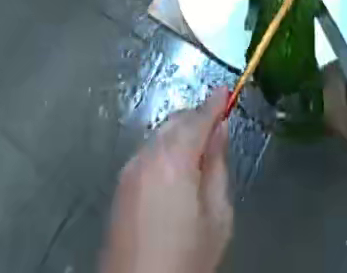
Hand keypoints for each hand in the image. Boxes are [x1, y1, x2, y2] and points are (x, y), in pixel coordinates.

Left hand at [100, 90, 232, 272]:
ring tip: (200, 149)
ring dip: (180, 134)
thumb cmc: (186, 259)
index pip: (198, 118)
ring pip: (159, 135)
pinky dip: (165, 149)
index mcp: (174, 157)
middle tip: (217, 124)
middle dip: (196, 118)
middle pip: (175, 121)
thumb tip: (220, 130)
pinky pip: (148, 153)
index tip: (226, 90)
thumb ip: (218, 167)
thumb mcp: (216, 218)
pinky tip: (177, 169)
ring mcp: (130, 168)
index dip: (214, 104)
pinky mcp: (121, 185)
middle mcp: (147, 153)